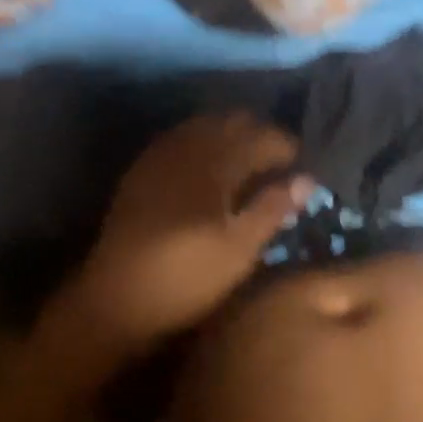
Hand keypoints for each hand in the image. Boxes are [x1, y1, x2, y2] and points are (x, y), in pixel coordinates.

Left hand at [69, 113, 310, 360]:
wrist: (114, 300)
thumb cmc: (186, 278)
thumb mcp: (240, 249)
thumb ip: (273, 207)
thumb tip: (307, 178)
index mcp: (215, 162)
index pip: (263, 136)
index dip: (288, 147)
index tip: (304, 167)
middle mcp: (187, 147)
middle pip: (233, 121)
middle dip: (261, 135)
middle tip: (280, 165)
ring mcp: (160, 155)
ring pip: (206, 125)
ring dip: (232, 136)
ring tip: (250, 166)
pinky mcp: (142, 170)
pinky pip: (182, 138)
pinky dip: (205, 143)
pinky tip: (211, 170)